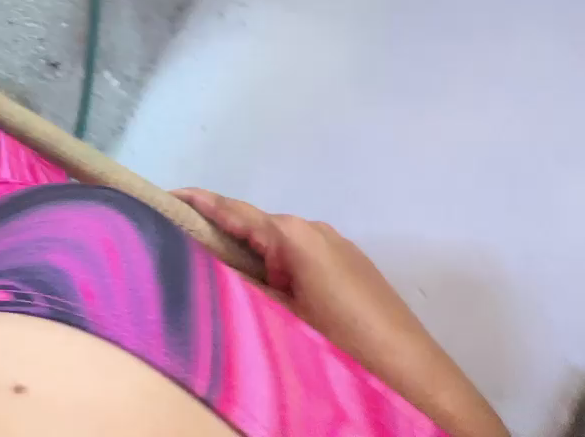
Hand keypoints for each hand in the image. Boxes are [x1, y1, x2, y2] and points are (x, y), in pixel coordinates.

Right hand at [173, 190, 506, 436]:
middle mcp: (314, 229)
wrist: (423, 387)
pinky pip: (298, 257)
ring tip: (213, 272)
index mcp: (293, 235)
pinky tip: (260, 289)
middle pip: (252, 224)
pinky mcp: (351, 267)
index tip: (160, 197)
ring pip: (275, 243)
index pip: (231, 209)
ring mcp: (336, 247)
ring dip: (247, 253)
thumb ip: (237, 281)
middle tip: (177, 243)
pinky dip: (272, 265)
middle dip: (217, 231)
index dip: (195, 202)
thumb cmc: (343, 346)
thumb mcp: (277, 315)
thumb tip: (199, 260)